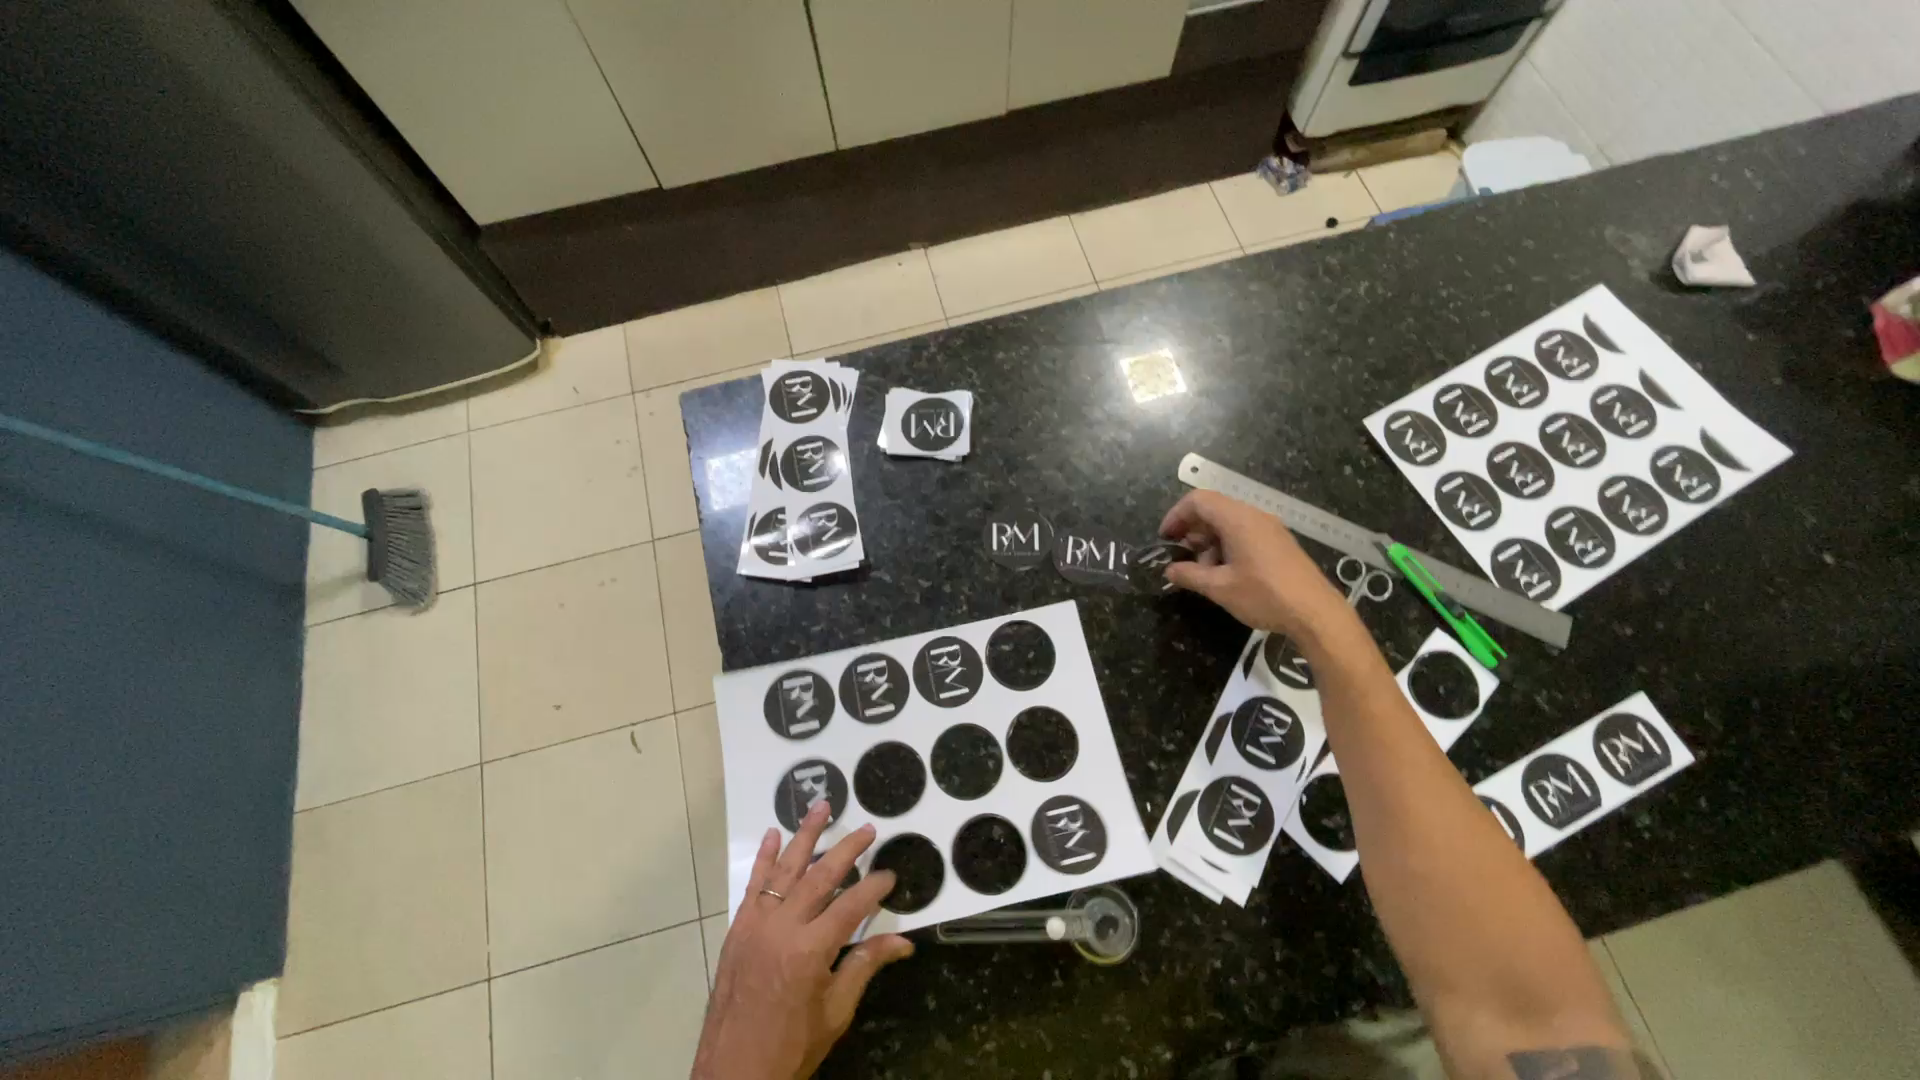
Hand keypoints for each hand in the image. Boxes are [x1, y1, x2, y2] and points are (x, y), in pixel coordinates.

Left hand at [691, 802, 913, 1079]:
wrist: (732, 1075)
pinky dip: (763, 859)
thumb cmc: (790, 1047)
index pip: (851, 905)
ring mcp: (755, 925)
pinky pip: (752, 886)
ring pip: (784, 870)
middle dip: (846, 849)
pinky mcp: (738, 930)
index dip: (874, 887)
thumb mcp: (835, 1012)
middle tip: (868, 828)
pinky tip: (772, 835)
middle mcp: (781, 929)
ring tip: (821, 807)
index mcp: (810, 951)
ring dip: (804, 836)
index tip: (892, 873)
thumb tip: (903, 942)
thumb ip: (864, 966)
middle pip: (819, 876)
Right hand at [1158, 490, 1350, 639]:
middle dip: (1192, 531)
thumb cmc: (1264, 596)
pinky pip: (1245, 532)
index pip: (1198, 500)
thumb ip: (1190, 575)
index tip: (1165, 539)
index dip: (1176, 515)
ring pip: (1229, 522)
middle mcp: (1254, 516)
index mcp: (1238, 519)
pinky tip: (1227, 574)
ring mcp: (1269, 528)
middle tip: (1182, 558)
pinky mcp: (1278, 542)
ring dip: (1209, 542)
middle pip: (1213, 509)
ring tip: (1204, 572)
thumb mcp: (1219, 588)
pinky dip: (1227, 546)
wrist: (1316, 613)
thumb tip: (1169, 571)